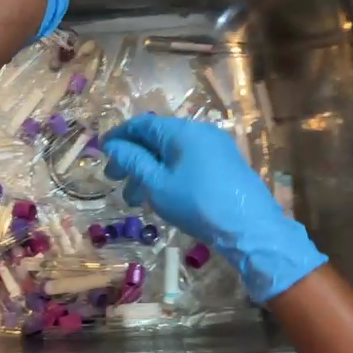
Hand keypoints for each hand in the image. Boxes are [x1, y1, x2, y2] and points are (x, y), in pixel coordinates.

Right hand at [101, 114, 325, 303]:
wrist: (250, 228)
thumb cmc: (197, 203)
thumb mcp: (157, 184)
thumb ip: (133, 161)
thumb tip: (113, 145)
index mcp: (181, 131)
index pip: (141, 124)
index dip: (119, 136)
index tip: (101, 152)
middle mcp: (200, 132)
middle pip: (156, 139)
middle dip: (132, 159)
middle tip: (115, 181)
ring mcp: (215, 147)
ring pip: (172, 154)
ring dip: (149, 172)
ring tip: (135, 200)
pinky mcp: (225, 164)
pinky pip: (188, 162)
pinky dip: (169, 175)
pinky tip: (161, 196)